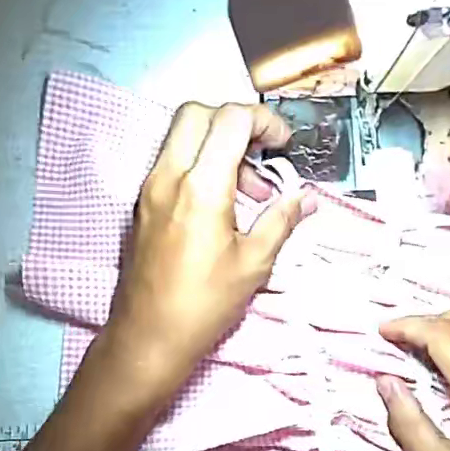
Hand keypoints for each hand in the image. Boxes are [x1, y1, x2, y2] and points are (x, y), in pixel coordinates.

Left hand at [99, 102, 308, 399]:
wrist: (148, 337)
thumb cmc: (205, 304)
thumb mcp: (255, 263)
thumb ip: (281, 220)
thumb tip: (307, 197)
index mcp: (201, 188)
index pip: (230, 120)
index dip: (264, 121)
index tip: (284, 144)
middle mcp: (168, 177)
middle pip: (198, 113)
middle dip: (236, 122)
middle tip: (263, 153)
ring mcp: (149, 188)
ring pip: (182, 137)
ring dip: (220, 146)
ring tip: (251, 191)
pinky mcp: (143, 204)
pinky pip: (173, 164)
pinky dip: (201, 166)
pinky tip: (225, 206)